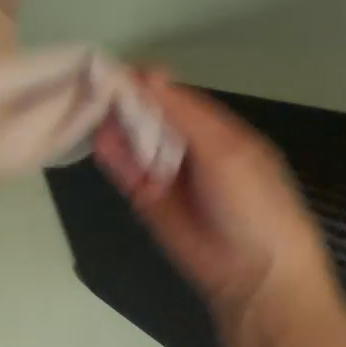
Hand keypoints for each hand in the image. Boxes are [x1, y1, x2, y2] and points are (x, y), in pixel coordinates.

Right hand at [92, 73, 337, 325]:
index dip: (143, 81)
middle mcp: (186, 144)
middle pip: (144, 112)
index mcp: (215, 132)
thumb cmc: (255, 208)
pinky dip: (107, 151)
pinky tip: (100, 143)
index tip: (110, 69)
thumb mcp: (227, 153)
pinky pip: (119, 164)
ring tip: (90, 114)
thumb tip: (146, 70)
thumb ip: (183, 112)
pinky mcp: (140, 190)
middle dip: (119, 100)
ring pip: (127, 135)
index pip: (171, 95)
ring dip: (110, 124)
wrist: (254, 277)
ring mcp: (161, 168)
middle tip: (91, 89)